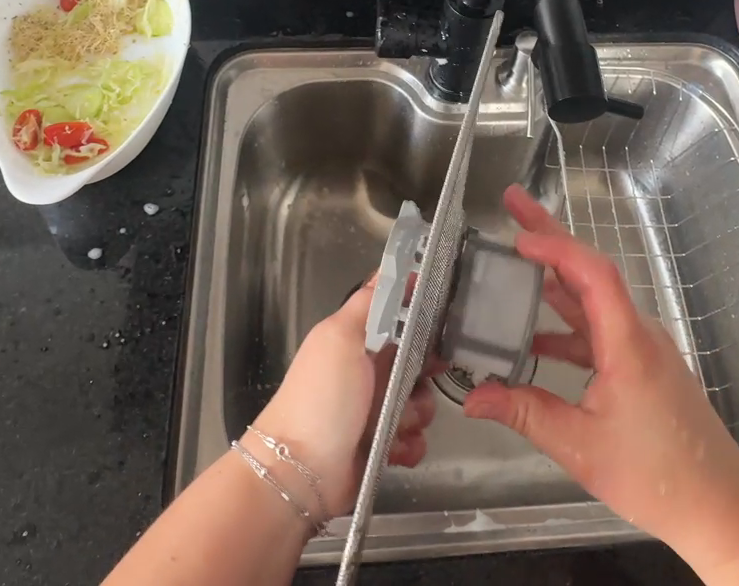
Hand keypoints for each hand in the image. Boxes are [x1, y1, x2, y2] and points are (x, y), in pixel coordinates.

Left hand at [249, 275, 437, 516]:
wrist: (300, 472)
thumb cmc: (321, 397)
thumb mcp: (340, 337)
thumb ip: (369, 302)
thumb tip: (394, 266)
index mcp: (357, 340)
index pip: (398, 316)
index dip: (421, 316)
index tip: (438, 320)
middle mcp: (368, 371)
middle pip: (418, 360)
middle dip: (426, 372)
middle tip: (417, 380)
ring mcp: (375, 410)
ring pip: (421, 402)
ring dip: (416, 414)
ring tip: (396, 423)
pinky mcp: (382, 445)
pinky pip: (415, 439)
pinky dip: (410, 445)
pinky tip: (395, 449)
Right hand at [463, 187, 738, 568]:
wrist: (720, 507)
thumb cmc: (656, 476)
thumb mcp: (580, 446)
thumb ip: (525, 413)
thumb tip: (471, 397)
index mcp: (627, 342)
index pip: (593, 273)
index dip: (556, 248)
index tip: (517, 235)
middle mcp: (637, 332)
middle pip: (589, 270)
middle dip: (549, 235)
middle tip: (512, 203)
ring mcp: (640, 347)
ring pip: (591, 298)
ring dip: (552, 277)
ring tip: (512, 258)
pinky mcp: (640, 365)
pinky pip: (596, 328)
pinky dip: (563, 324)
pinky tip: (531, 339)